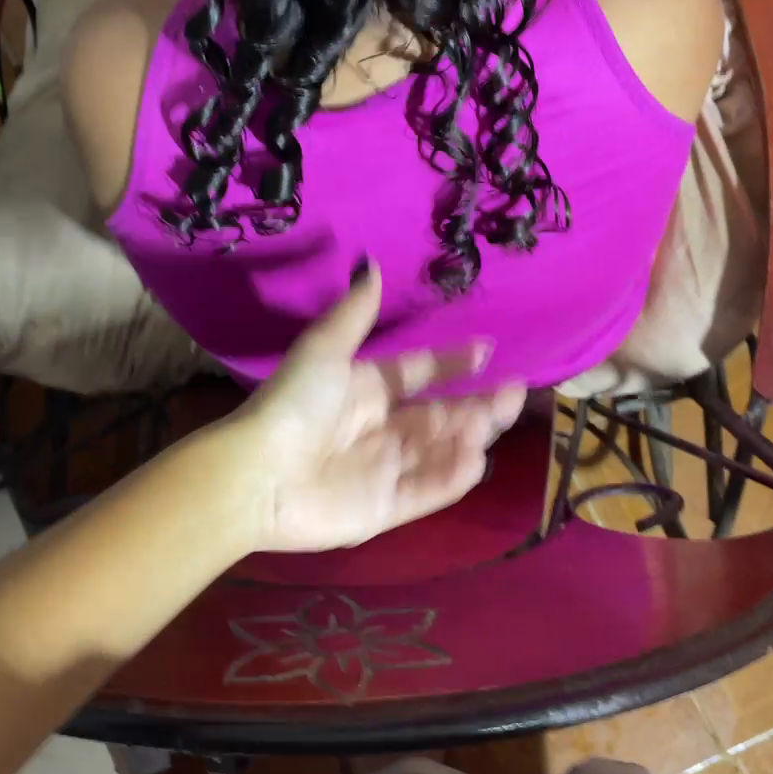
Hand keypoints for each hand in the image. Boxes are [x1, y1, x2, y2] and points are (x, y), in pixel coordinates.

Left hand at [237, 265, 526, 552]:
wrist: (260, 474)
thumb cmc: (295, 406)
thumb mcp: (325, 351)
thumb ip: (355, 314)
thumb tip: (372, 264)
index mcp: (362, 389)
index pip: (416, 373)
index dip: (449, 362)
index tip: (485, 349)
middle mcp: (377, 427)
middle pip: (436, 415)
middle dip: (475, 404)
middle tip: (513, 392)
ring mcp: (382, 469)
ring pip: (437, 451)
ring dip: (467, 436)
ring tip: (494, 419)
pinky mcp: (384, 509)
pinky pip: (426, 491)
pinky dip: (451, 477)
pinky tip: (475, 459)